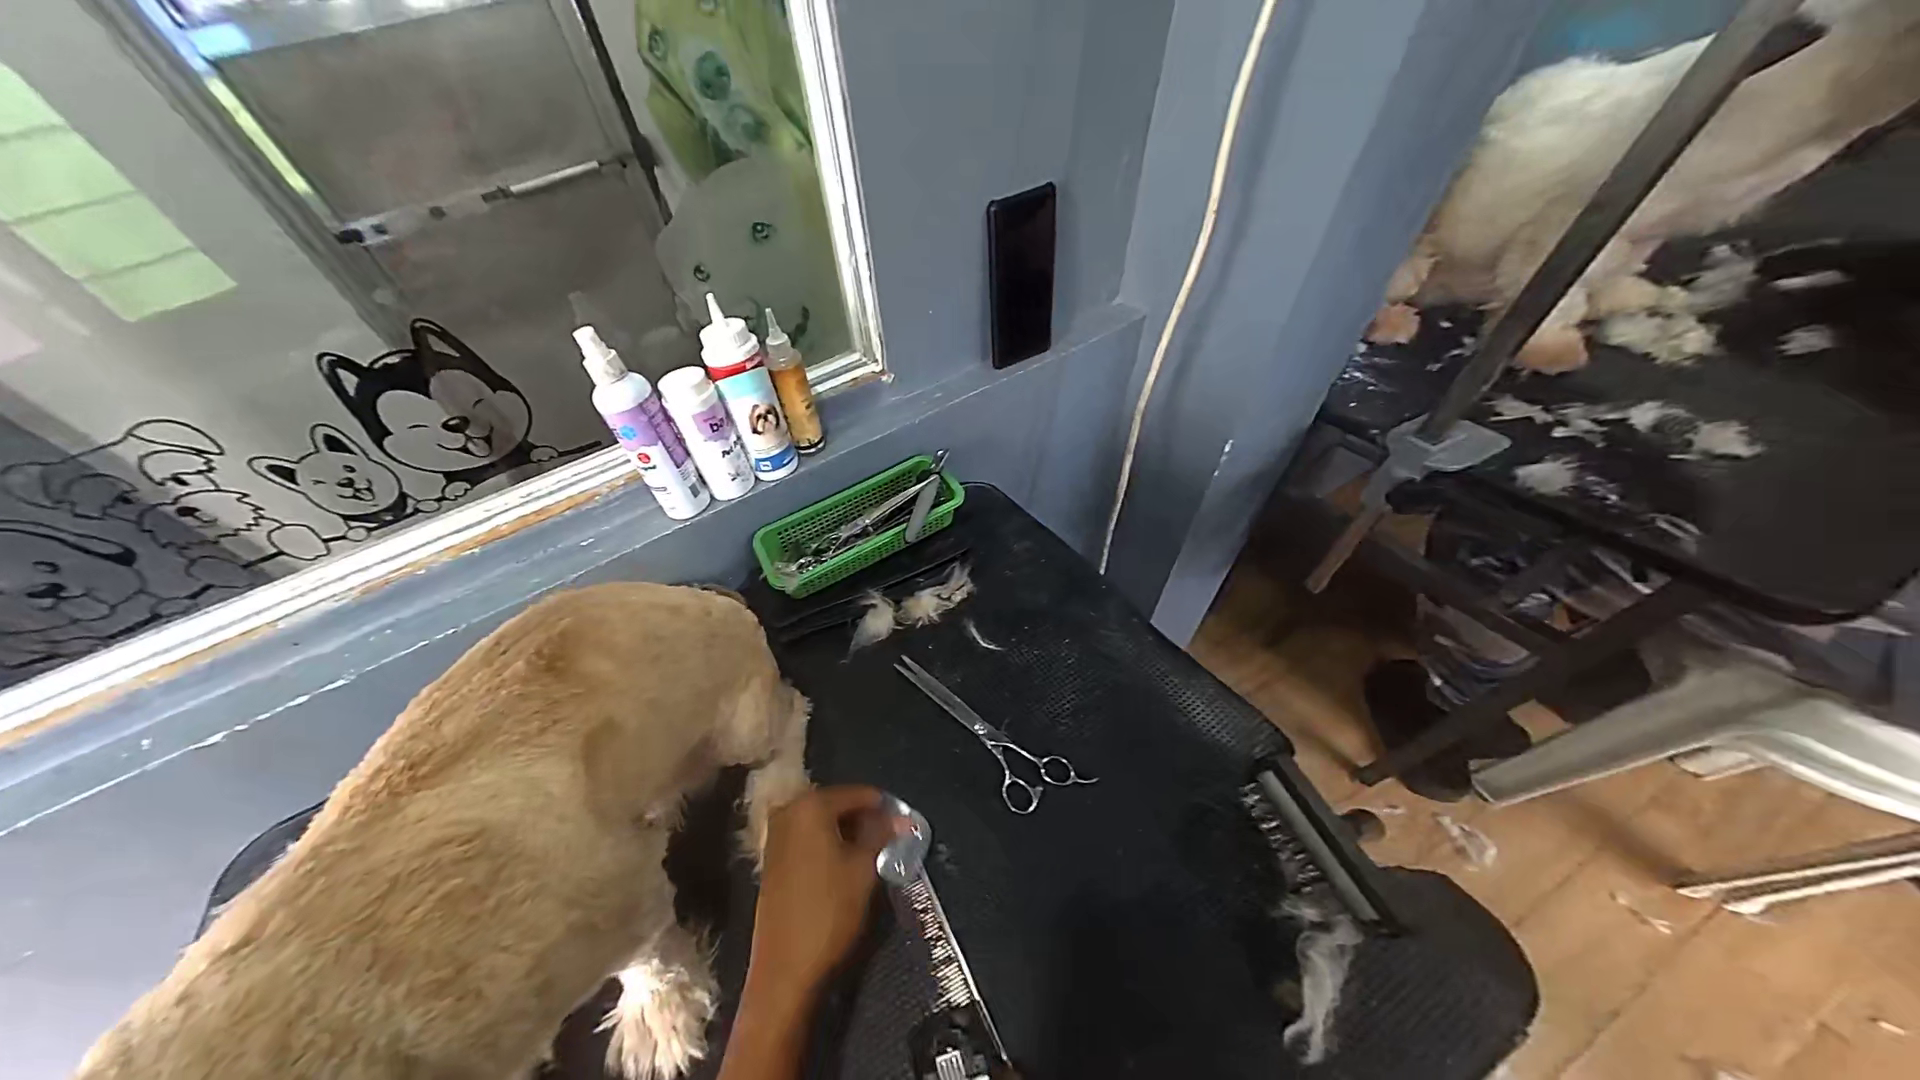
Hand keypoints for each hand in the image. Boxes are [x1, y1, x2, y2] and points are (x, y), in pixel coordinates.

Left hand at [745, 786, 900, 1009]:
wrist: (785, 968)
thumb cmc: (829, 910)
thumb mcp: (864, 868)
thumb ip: (882, 834)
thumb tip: (902, 818)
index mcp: (811, 806)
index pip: (858, 793)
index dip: (884, 807)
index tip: (903, 823)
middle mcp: (789, 812)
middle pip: (837, 804)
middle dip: (865, 818)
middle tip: (890, 838)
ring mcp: (776, 835)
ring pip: (822, 822)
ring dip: (847, 832)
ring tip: (872, 851)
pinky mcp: (772, 859)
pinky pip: (807, 837)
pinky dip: (828, 843)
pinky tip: (846, 863)